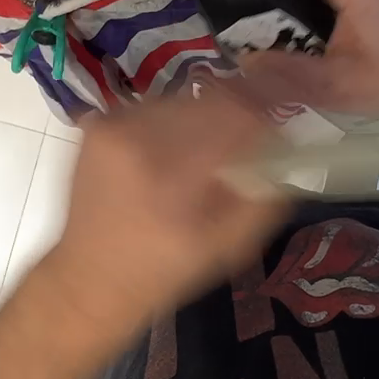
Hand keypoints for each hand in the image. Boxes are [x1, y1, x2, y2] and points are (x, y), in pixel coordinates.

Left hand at [32, 90, 288, 354]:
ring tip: (204, 150)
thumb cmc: (163, 271)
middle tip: (250, 134)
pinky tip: (166, 153)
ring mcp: (112, 126)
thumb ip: (265, 198)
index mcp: (174, 174)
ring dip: (202, 115)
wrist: (86, 280)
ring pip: (181, 98)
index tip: (284, 112)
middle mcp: (139, 138)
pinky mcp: (96, 124)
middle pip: (210, 97)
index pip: (235, 110)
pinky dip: (169, 122)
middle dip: (237, 111)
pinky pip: (151, 107)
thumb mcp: (228, 249)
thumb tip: (291, 152)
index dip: (267, 106)